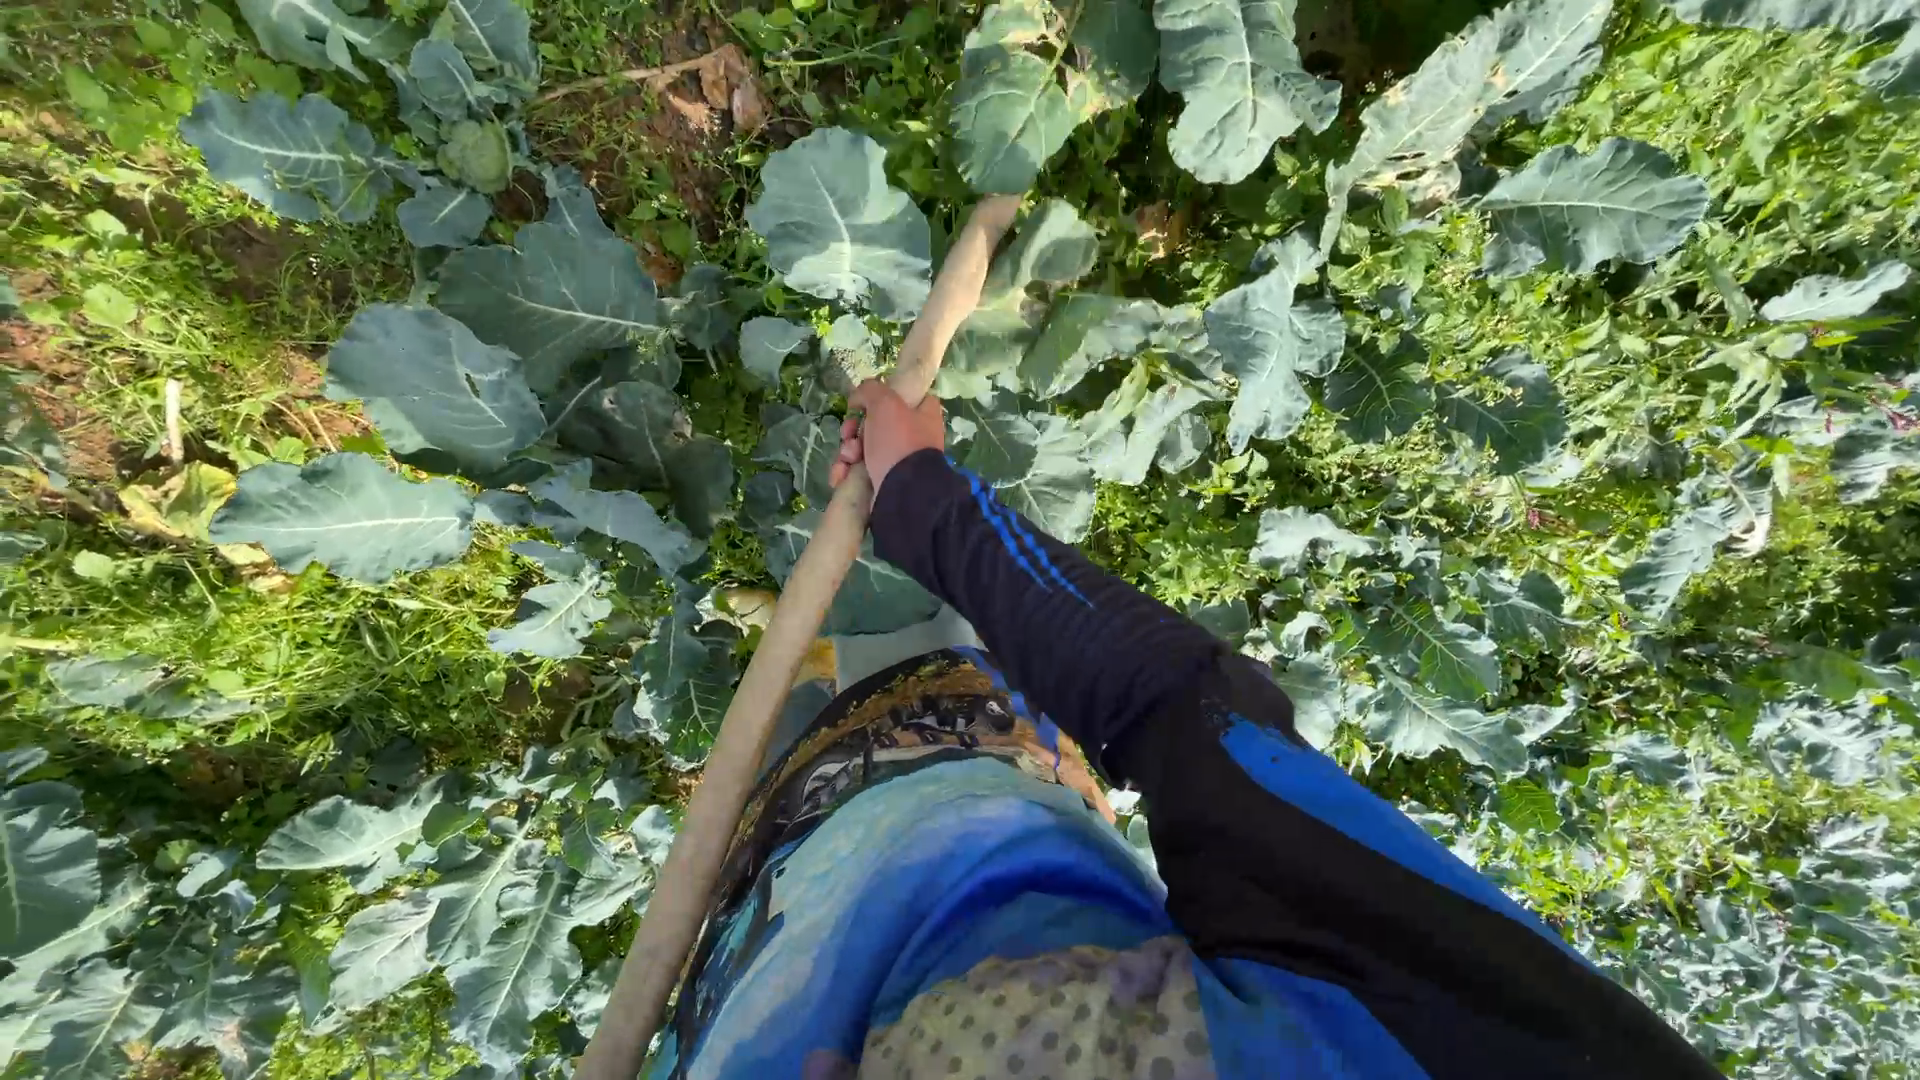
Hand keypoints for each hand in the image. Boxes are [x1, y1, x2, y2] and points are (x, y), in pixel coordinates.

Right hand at [831, 379, 943, 497]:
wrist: (903, 492)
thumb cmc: (899, 442)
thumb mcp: (886, 403)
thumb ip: (871, 390)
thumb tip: (858, 398)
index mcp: (923, 415)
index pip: (906, 396)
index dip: (883, 395)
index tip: (865, 402)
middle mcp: (912, 438)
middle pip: (875, 424)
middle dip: (854, 428)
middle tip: (850, 434)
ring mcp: (897, 461)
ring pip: (862, 447)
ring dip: (848, 451)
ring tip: (849, 458)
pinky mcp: (882, 482)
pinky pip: (858, 470)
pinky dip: (846, 471)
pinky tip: (842, 475)